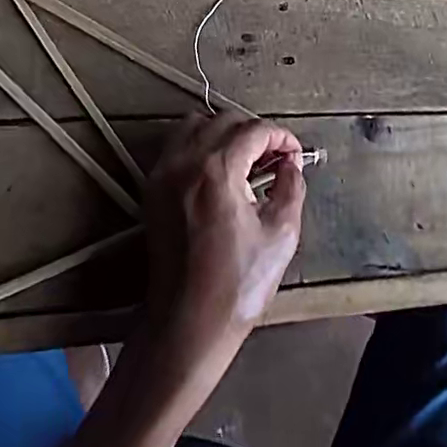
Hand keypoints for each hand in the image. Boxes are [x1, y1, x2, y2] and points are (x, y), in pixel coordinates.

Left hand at [141, 114, 306, 351]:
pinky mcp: (152, 193)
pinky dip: (201, 145)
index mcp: (217, 171)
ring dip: (225, 132)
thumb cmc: (238, 284)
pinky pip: (176, 147)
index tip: (295, 156)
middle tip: (276, 157)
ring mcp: (162, 177)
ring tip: (247, 158)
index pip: (255, 130)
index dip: (282, 138)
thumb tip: (290, 164)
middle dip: (256, 132)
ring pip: (195, 125)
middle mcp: (184, 164)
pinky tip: (221, 172)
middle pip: (225, 120)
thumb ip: (291, 185)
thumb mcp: (282, 232)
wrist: (186, 327)